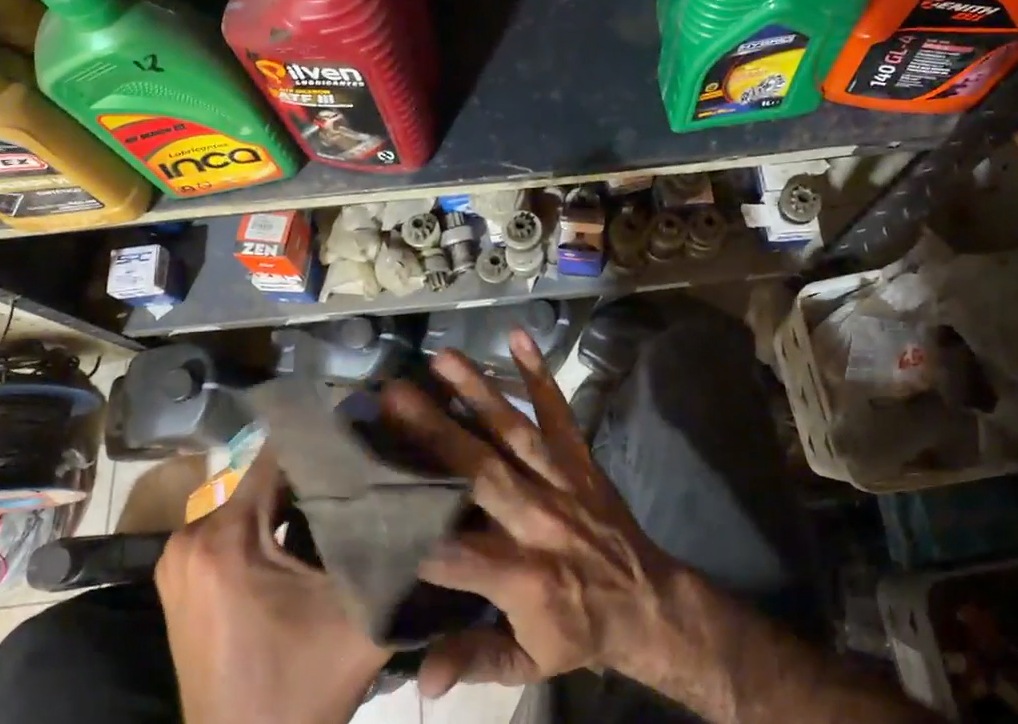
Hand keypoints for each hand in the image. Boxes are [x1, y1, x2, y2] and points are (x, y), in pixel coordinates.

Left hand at [155, 452, 388, 723]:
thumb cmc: (301, 684)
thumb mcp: (359, 616)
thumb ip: (390, 551)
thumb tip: (425, 493)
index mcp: (223, 538)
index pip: (279, 456)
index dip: (328, 443)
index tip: (370, 433)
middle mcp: (188, 536)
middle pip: (264, 480)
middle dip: (315, 475)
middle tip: (367, 471)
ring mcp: (176, 560)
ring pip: (249, 504)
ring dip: (294, 501)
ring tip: (347, 498)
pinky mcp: (180, 581)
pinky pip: (232, 531)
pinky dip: (270, 527)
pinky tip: (310, 534)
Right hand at [378, 331, 676, 696]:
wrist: (649, 603)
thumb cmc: (577, 632)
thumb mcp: (528, 662)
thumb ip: (474, 659)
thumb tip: (421, 680)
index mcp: (522, 576)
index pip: (457, 551)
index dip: (414, 527)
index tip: (368, 487)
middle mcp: (539, 520)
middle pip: (481, 473)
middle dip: (436, 433)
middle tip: (393, 396)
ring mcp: (562, 482)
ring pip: (515, 432)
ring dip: (479, 392)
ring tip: (441, 358)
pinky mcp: (581, 460)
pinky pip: (560, 413)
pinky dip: (541, 374)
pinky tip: (519, 337)